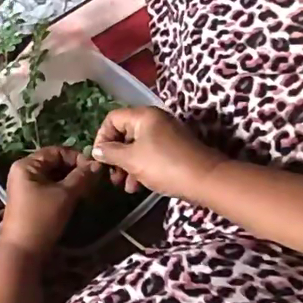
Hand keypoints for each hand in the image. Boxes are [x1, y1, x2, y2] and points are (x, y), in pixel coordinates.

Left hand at [0, 147, 101, 255]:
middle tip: (94, 181)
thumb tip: (97, 165)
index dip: (76, 157)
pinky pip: (50, 188)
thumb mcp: (64, 195)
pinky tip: (79, 198)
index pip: (55, 151)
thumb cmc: (41, 218)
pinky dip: (65, 190)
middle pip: (54, 163)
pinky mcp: (31, 200)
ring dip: (72, 181)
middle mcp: (23, 172)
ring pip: (54, 176)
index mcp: (26, 165)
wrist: (22, 251)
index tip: (94, 169)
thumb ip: (81, 177)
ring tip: (89, 190)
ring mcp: (26, 186)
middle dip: (75, 170)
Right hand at [91, 107, 221, 198]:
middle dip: (114, 155)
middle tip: (111, 174)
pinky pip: (150, 154)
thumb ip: (110, 153)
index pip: (112, 119)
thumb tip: (96, 150)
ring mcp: (166, 134)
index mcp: (143, 116)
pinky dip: (141, 167)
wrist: (206, 180)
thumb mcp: (131, 159)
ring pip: (137, 146)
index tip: (99, 158)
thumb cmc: (164, 165)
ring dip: (127, 165)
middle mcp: (154, 120)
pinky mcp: (174, 149)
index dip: (101, 137)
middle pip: (124, 133)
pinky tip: (138, 186)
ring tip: (124, 186)